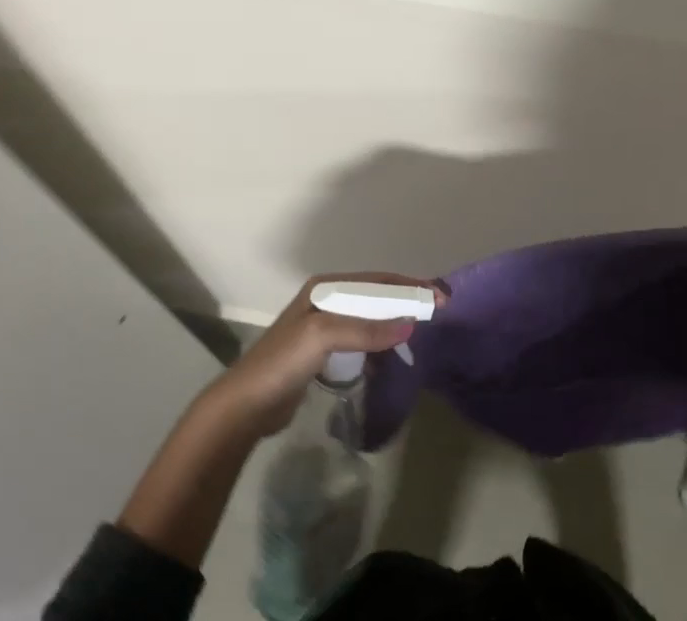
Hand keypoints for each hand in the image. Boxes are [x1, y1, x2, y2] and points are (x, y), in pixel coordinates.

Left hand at [206, 272, 444, 437]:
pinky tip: (393, 356)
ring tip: (421, 333)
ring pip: (370, 319)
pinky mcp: (323, 354)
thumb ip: (366, 329)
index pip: (376, 280)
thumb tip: (410, 325)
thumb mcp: (323, 336)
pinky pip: (361, 342)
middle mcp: (325, 302)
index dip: (410, 286)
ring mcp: (323, 328)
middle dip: (406, 301)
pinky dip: (380, 345)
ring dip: (395, 323)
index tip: (440, 298)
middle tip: (438, 313)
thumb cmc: (282, 362)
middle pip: (375, 296)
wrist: (247, 404)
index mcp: (324, 288)